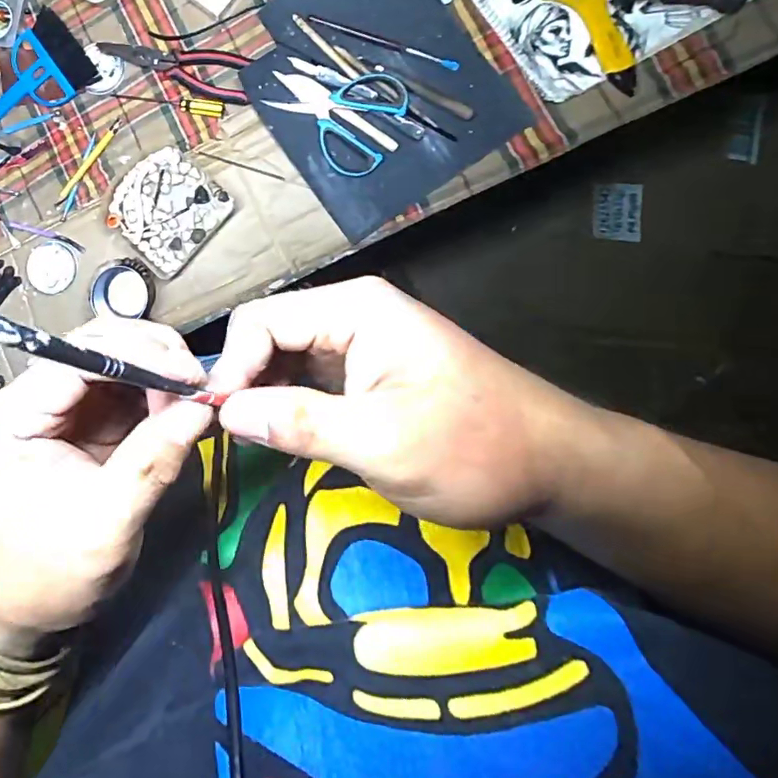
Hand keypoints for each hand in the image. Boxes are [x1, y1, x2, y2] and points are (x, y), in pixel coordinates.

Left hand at [0, 320, 214, 654]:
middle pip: (95, 347)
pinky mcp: (85, 420)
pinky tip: (183, 405)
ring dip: (159, 370)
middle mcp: (33, 398)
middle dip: (151, 356)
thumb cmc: (50, 573)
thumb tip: (200, 411)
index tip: (189, 376)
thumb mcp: (105, 525)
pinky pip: (126, 389)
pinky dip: (158, 391)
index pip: (75, 359)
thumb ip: (150, 463)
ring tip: (197, 395)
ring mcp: (60, 406)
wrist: (27, 606)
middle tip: (199, 383)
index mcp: (15, 414)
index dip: (136, 355)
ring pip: (115, 360)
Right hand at [208, 277, 602, 528]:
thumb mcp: (382, 444)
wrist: (558, 467)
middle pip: (266, 334)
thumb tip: (225, 413)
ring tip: (249, 437)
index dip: (232, 367)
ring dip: (260, 393)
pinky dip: (284, 403)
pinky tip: (278, 433)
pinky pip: (304, 376)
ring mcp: (357, 341)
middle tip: (228, 432)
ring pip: (281, 357)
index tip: (219, 419)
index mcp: (354, 310)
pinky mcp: (363, 370)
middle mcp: (350, 314)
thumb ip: (298, 423)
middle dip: (242, 379)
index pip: (260, 321)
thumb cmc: (475, 450)